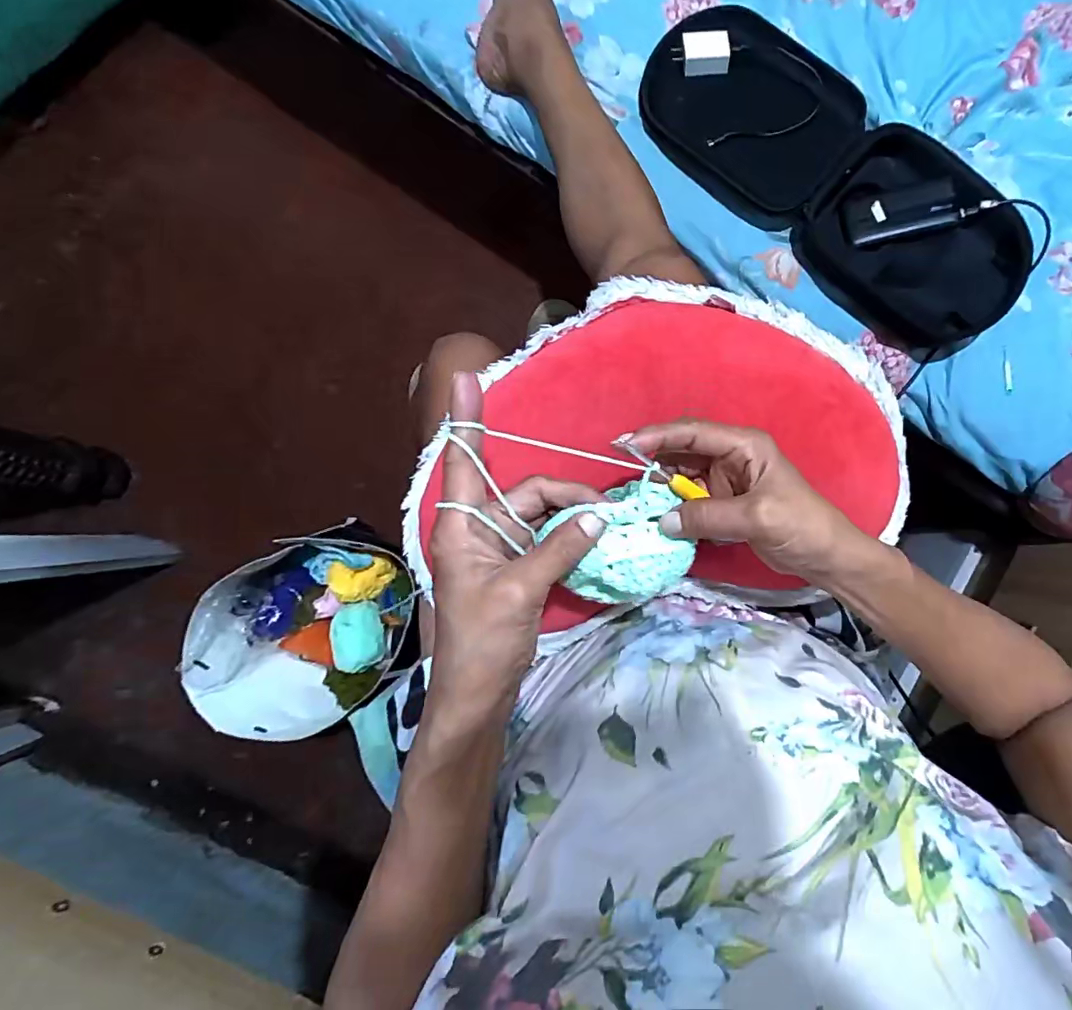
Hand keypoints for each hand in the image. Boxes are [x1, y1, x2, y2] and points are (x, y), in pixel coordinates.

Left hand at [428, 373, 605, 716]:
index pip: (465, 462)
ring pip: (543, 514)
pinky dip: (572, 535)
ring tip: (608, 524)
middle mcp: (480, 530)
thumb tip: (599, 516)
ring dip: (574, 515)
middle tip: (607, 511)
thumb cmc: (483, 642)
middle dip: (566, 493)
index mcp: (462, 528)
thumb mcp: (521, 591)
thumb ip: (559, 549)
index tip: (468, 376)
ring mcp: (501, 549)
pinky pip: (549, 537)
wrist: (479, 694)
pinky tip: (597, 537)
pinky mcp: (519, 567)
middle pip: (526, 491)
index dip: (468, 419)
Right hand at [624, 419, 871, 585]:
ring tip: (634, 496)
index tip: (626, 445)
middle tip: (622, 473)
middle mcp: (732, 456)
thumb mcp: (756, 518)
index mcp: (745, 446)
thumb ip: (709, 517)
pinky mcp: (724, 503)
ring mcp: (727, 480)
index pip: (694, 432)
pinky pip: (690, 498)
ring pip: (683, 475)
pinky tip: (656, 513)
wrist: (826, 555)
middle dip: (653, 459)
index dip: (659, 435)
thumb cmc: (801, 525)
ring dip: (660, 485)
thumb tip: (663, 521)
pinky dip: (673, 505)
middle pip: (683, 450)